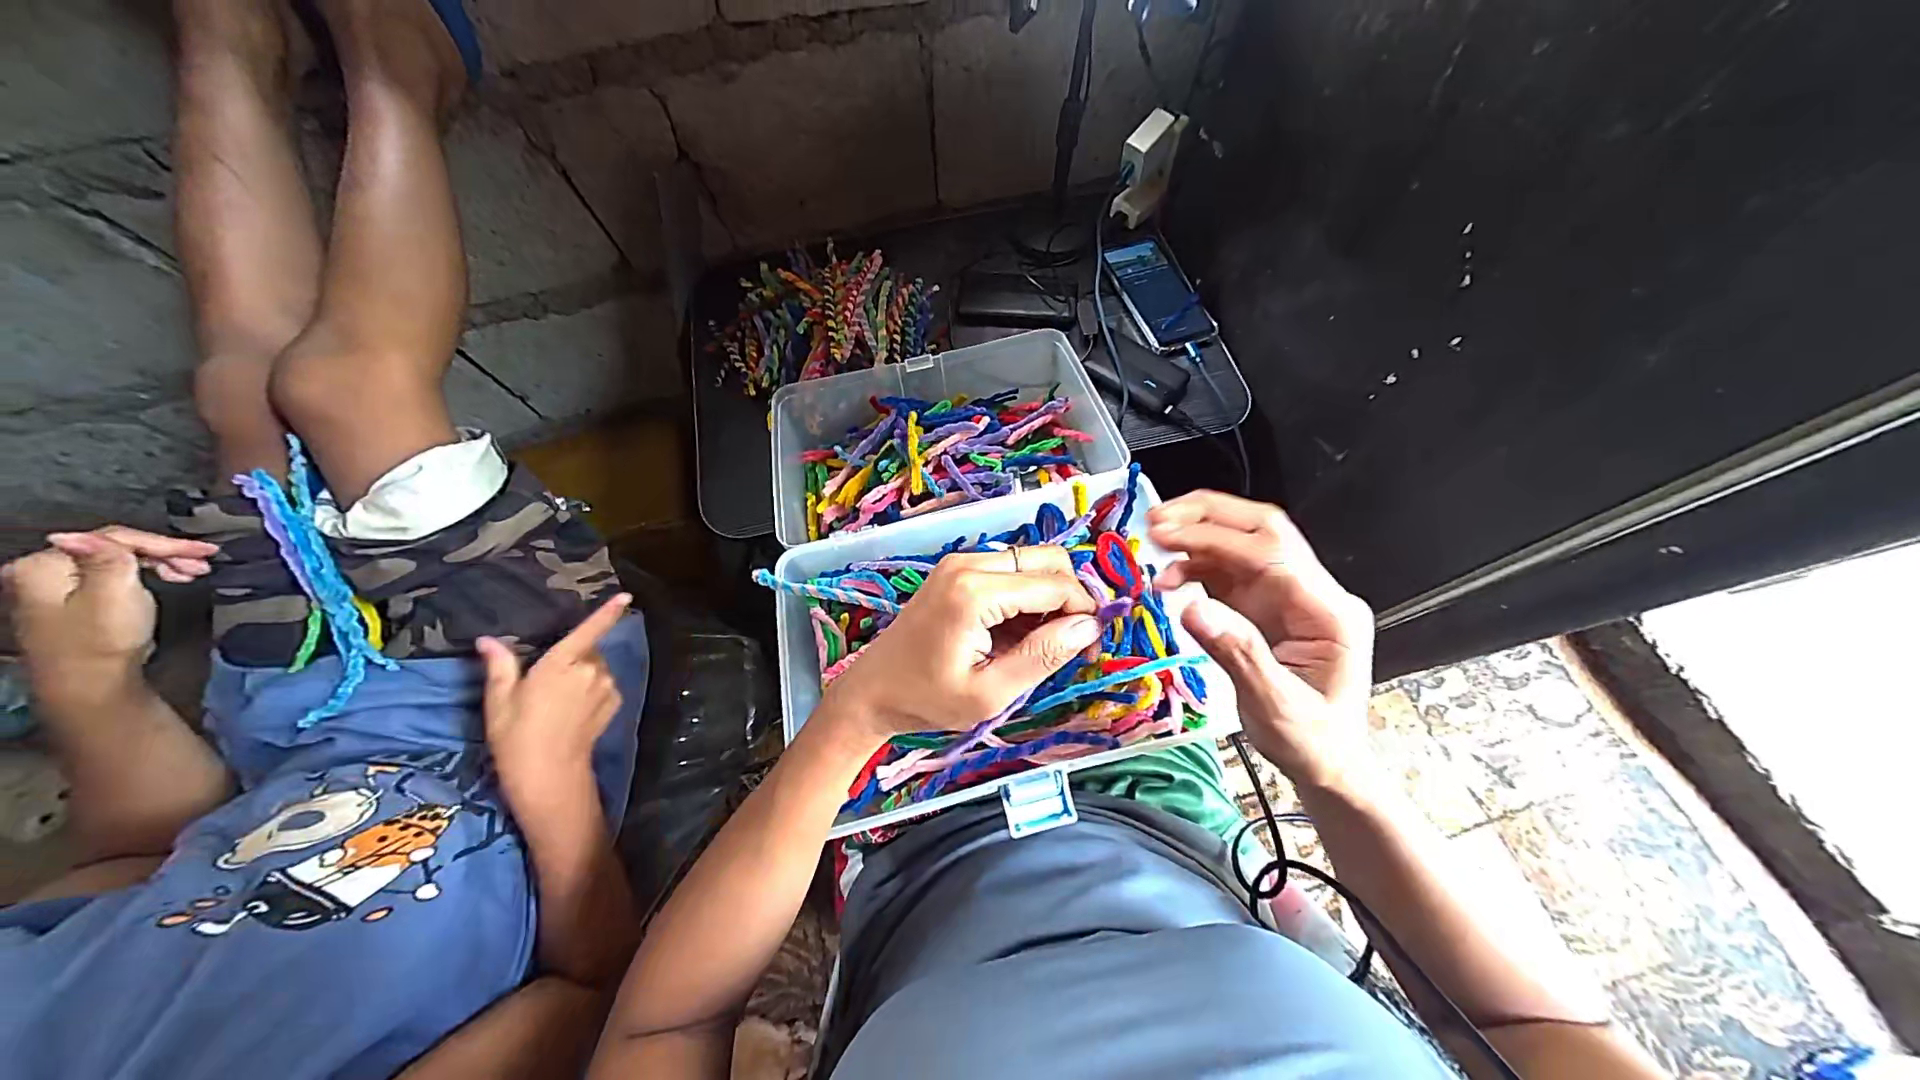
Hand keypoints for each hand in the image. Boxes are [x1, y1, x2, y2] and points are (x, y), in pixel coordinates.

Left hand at [3, 528, 218, 699]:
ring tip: (194, 573)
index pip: (114, 538)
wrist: (90, 683)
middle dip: (164, 553)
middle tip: (204, 563)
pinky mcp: (68, 600)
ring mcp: (52, 586)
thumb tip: (77, 533)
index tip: (207, 552)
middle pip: (114, 548)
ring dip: (160, 563)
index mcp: (44, 565)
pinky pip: (111, 575)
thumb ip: (104, 558)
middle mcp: (40, 570)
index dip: (164, 543)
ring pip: (116, 561)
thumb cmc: (104, 638)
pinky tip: (168, 579)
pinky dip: (145, 574)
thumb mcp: (112, 592)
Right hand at [478, 593, 630, 810]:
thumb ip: (499, 665)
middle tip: (545, 683)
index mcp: (562, 662)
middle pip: (587, 651)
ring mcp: (607, 686)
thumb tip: (487, 640)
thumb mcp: (499, 699)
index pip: (589, 630)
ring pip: (597, 668)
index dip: (608, 612)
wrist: (549, 773)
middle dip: (572, 657)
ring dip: (583, 674)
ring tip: (558, 701)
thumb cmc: (517, 735)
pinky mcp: (615, 702)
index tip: (625, 596)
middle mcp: (591, 669)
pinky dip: (592, 690)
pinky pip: (604, 686)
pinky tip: (573, 711)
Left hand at [820, 546, 1099, 740]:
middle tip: (1072, 642)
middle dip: (1071, 597)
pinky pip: (1010, 572)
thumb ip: (1043, 656)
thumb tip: (1089, 626)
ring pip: (1031, 563)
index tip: (1093, 647)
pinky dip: (1027, 598)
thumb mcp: (990, 693)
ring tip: (1042, 644)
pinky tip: (1018, 635)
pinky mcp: (957, 572)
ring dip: (1050, 598)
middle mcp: (969, 564)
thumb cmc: (926, 699)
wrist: (872, 690)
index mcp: (974, 591)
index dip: (1085, 612)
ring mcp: (960, 563)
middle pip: (1047, 560)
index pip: (1055, 584)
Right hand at [1146, 491, 1375, 793]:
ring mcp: (1286, 596)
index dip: (1216, 538)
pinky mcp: (1263, 605)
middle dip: (1207, 518)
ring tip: (1155, 542)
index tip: (1170, 535)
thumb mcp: (1276, 706)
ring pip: (1240, 544)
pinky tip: (1171, 576)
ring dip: (1196, 537)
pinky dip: (1195, 565)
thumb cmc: (1313, 740)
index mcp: (1329, 613)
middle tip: (1158, 519)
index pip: (1272, 553)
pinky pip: (1227, 571)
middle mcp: (1310, 594)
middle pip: (1261, 532)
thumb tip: (1194, 608)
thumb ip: (1237, 653)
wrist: (1327, 762)